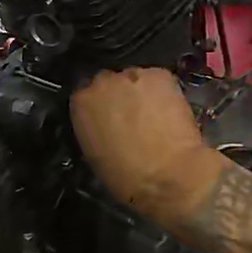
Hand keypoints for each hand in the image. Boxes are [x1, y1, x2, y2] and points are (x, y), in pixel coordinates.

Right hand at [70, 67, 220, 225]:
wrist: (168, 175)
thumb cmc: (127, 177)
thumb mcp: (95, 156)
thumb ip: (95, 130)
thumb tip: (106, 127)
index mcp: (81, 103)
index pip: (85, 95)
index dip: (100, 108)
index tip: (110, 119)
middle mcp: (102, 82)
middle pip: (109, 82)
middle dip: (119, 96)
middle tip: (133, 116)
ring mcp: (132, 75)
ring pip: (135, 79)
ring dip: (141, 93)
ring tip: (155, 114)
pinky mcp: (160, 75)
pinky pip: (158, 80)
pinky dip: (164, 92)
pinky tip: (170, 110)